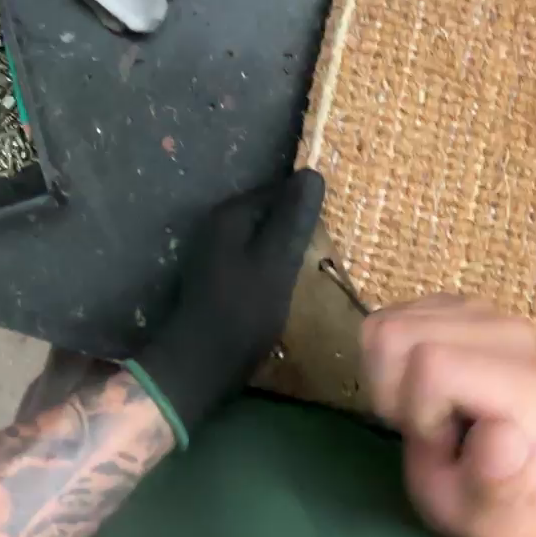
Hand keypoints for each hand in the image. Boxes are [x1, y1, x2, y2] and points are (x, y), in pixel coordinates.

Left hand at [127, 170, 325, 443]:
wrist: (200, 364)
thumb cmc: (243, 310)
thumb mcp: (277, 261)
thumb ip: (292, 218)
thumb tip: (311, 172)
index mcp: (230, 215)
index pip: (276, 190)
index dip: (305, 199)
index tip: (334, 213)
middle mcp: (216, 225)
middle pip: (265, 212)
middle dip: (294, 220)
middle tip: (330, 236)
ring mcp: (213, 251)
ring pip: (258, 235)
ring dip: (283, 242)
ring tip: (314, 256)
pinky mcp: (216, 276)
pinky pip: (251, 256)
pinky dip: (270, 261)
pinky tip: (287, 278)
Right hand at [362, 297, 535, 536]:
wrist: (491, 476)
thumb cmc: (485, 501)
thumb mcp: (487, 514)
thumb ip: (497, 482)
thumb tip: (504, 433)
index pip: (432, 366)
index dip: (420, 415)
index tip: (449, 446)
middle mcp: (516, 333)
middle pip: (399, 336)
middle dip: (397, 392)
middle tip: (431, 429)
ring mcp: (481, 310)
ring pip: (385, 326)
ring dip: (387, 376)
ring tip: (423, 407)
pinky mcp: (449, 302)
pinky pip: (381, 319)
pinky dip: (383, 360)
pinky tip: (414, 384)